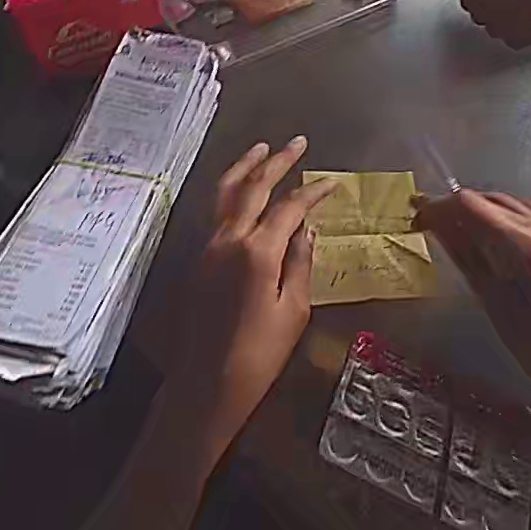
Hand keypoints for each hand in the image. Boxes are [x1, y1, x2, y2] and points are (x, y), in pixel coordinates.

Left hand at [175, 137, 342, 440]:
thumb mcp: (294, 311)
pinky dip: (233, 190)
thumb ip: (301, 262)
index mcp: (258, 252)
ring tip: (262, 149)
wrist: (205, 386)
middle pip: (255, 187)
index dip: (313, 192)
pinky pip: (217, 210)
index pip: (290, 208)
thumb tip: (308, 229)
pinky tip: (245, 190)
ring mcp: (209, 246)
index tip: (331, 183)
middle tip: (297, 143)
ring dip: (246, 166)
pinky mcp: (199, 258)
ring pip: (226, 192)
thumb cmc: (258, 354)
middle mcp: (229, 240)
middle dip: (278, 161)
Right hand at [416, 190, 530, 450]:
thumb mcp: (499, 309)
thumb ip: (470, 261)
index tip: (417, 220)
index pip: (472, 206)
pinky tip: (485, 239)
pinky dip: (499, 219)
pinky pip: (525, 216)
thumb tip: (440, 229)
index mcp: (529, 245)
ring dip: (477, 211)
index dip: (440, 208)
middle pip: (489, 199)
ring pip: (507, 204)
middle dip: (454, 208)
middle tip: (426, 226)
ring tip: (450, 232)